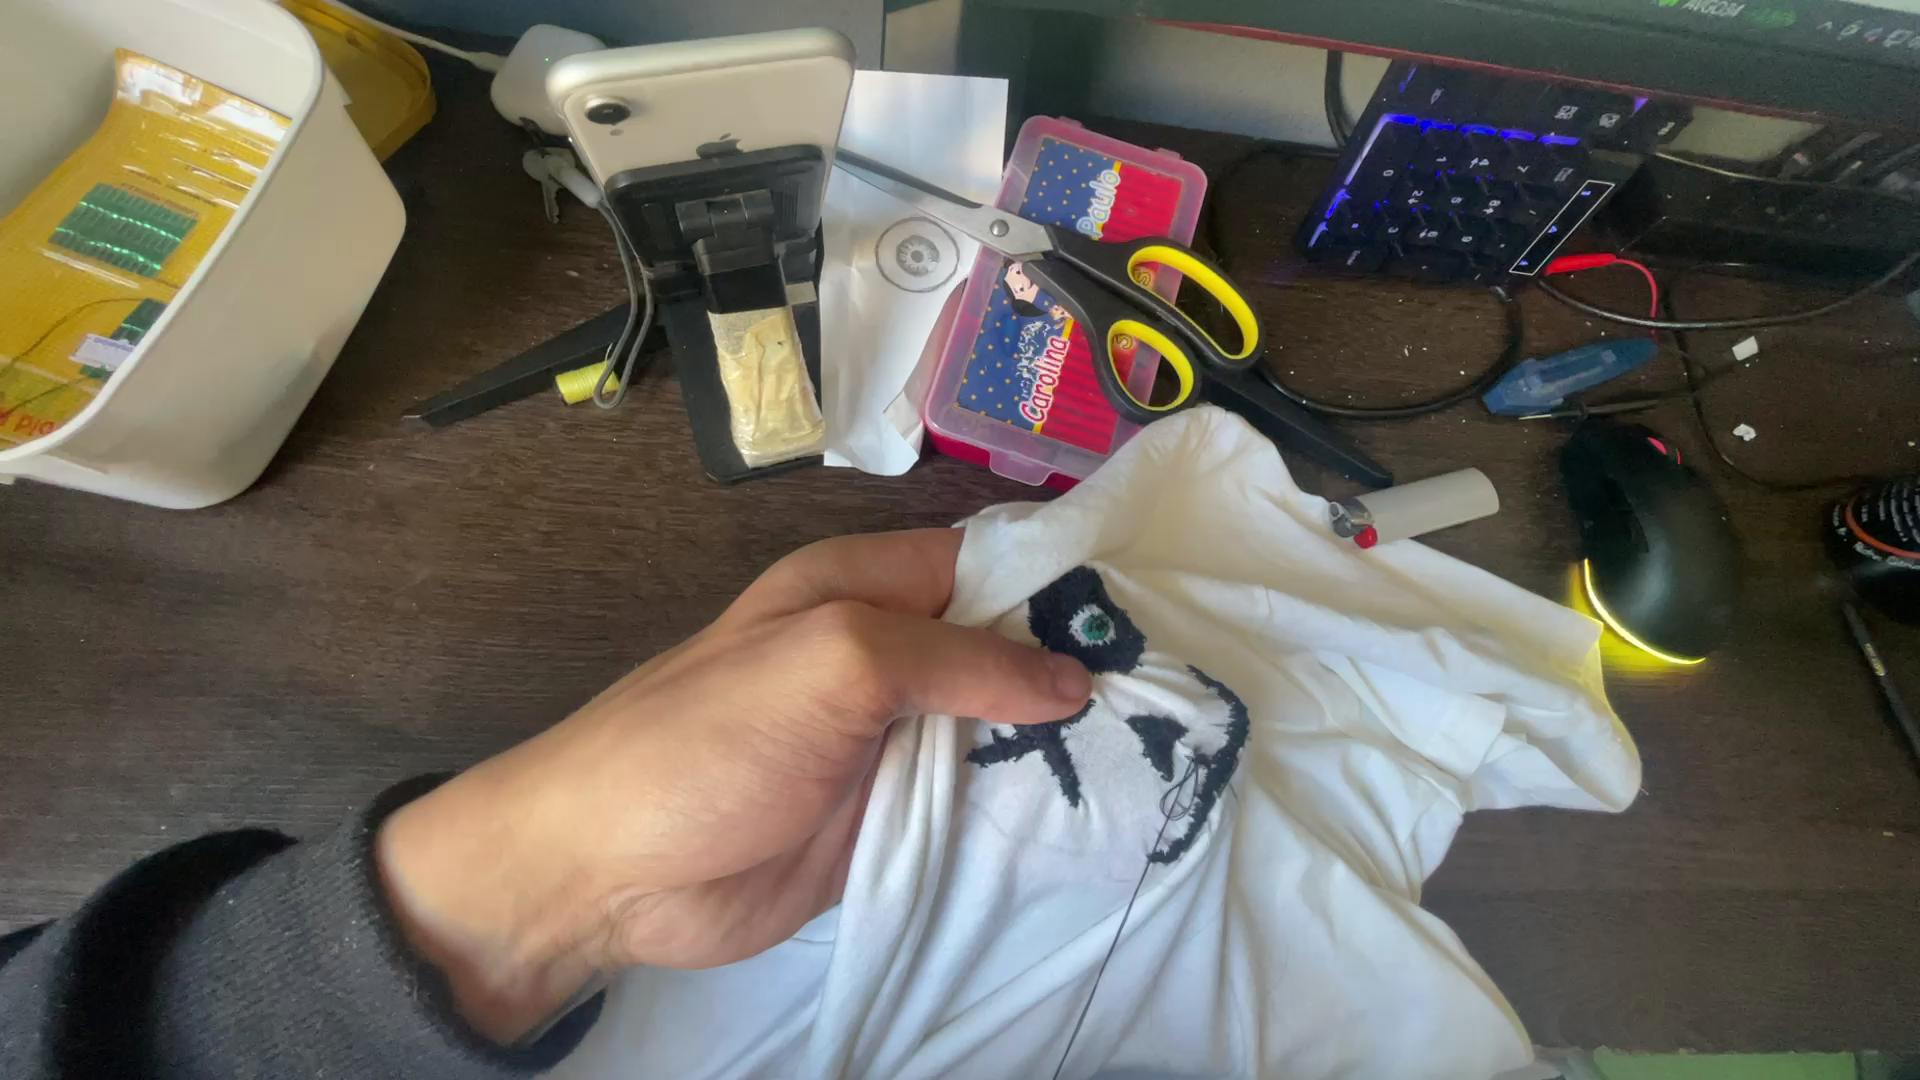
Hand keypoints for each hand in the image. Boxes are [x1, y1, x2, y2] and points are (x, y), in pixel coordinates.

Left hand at [374, 529, 1091, 1042]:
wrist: (614, 871)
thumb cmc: (714, 735)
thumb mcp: (835, 662)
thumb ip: (955, 659)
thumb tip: (1071, 679)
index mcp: (868, 585)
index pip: (984, 561)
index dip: (1056, 577)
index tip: (1145, 607)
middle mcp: (890, 649)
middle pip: (1001, 641)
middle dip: (1072, 659)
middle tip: (1171, 687)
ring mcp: (897, 729)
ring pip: (998, 718)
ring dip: (1058, 733)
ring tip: (1157, 745)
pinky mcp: (899, 802)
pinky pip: (977, 787)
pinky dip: (1026, 793)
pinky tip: (1096, 806)